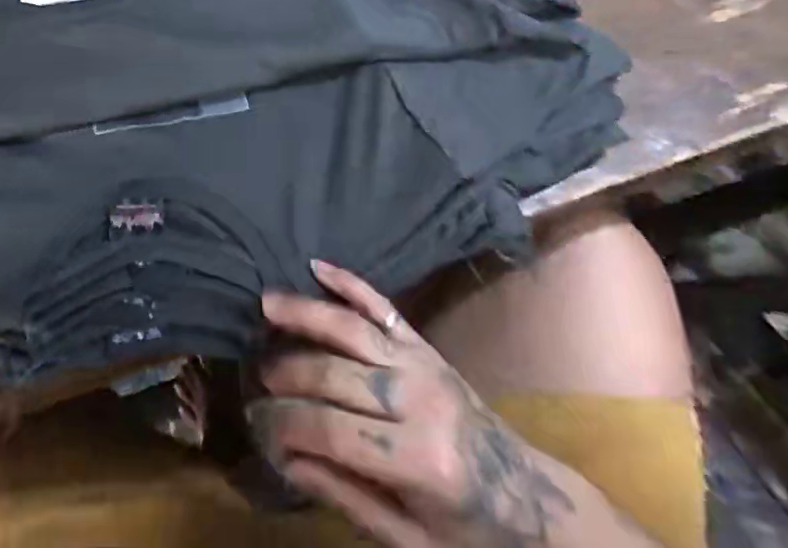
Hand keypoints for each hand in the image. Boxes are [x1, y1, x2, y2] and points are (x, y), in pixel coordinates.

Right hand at [249, 262, 576, 547]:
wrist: (534, 502)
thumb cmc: (470, 531)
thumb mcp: (411, 538)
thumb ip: (346, 497)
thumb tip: (282, 457)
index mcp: (422, 459)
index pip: (330, 430)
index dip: (284, 426)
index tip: (256, 427)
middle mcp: (421, 401)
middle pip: (331, 374)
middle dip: (283, 374)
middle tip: (253, 380)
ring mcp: (424, 365)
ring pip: (350, 329)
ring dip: (303, 313)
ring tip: (263, 305)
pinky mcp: (425, 347)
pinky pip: (382, 307)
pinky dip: (348, 283)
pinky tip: (314, 266)